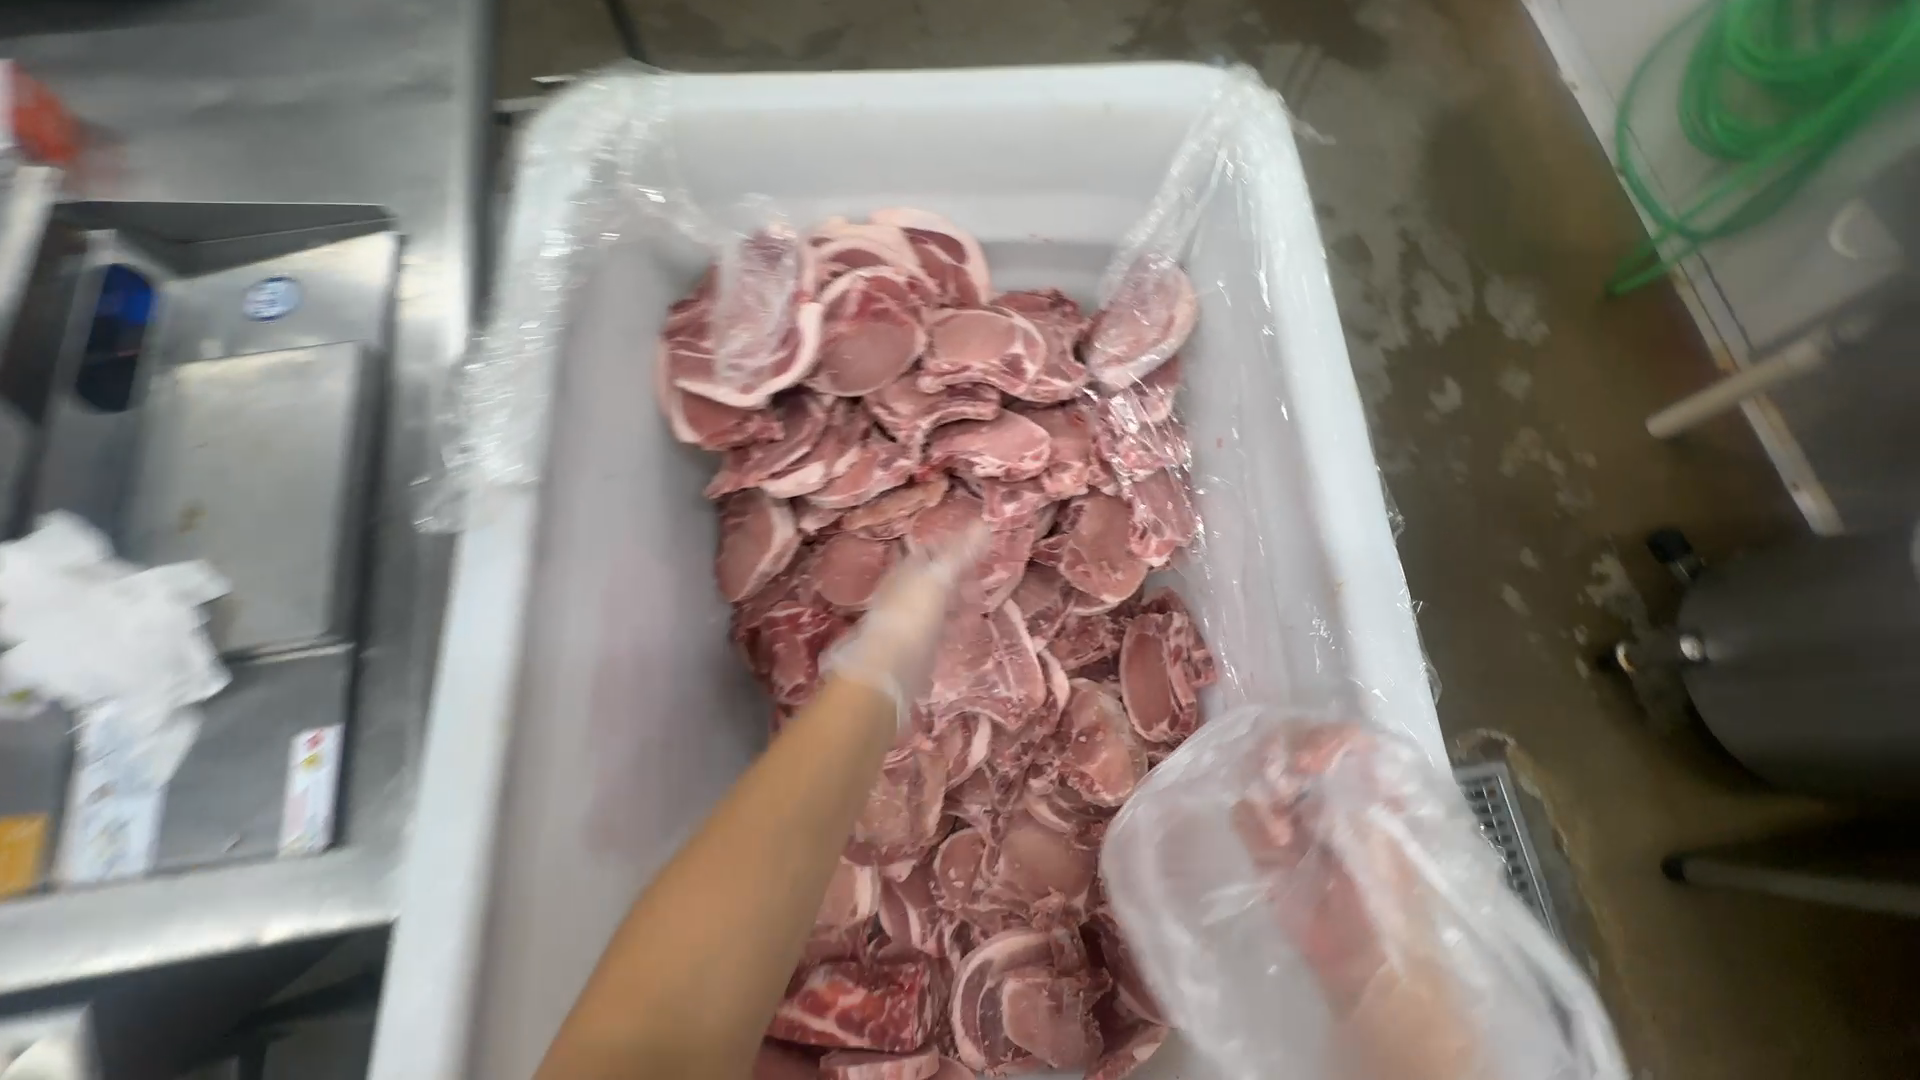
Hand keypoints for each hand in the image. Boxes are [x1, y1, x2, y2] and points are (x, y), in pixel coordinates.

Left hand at [821, 523, 986, 725]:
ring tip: (980, 603)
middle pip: (933, 579)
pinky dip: (954, 625)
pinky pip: (938, 630)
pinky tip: (967, 629)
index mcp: (906, 573)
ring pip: (936, 605)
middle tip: (982, 577)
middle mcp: (903, 594)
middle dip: (957, 576)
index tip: (976, 547)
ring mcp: (908, 622)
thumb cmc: (912, 616)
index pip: (929, 551)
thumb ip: (961, 554)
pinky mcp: (915, 648)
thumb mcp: (939, 579)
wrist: (889, 669)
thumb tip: (984, 524)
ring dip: (956, 602)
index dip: (951, 546)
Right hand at [1231, 724, 1479, 1079]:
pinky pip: (1245, 813)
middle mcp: (1328, 795)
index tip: (1307, 761)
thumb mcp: (1383, 842)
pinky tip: (1275, 843)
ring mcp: (1295, 817)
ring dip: (1266, 790)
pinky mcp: (1267, 845)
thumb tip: (1319, 751)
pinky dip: (1254, 820)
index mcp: (1369, 788)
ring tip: (1282, 826)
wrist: (1368, 970)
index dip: (1320, 738)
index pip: (1341, 739)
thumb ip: (1352, 793)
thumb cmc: (1392, 907)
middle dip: (1281, 754)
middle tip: (1281, 778)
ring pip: (1262, 775)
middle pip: (1292, 746)